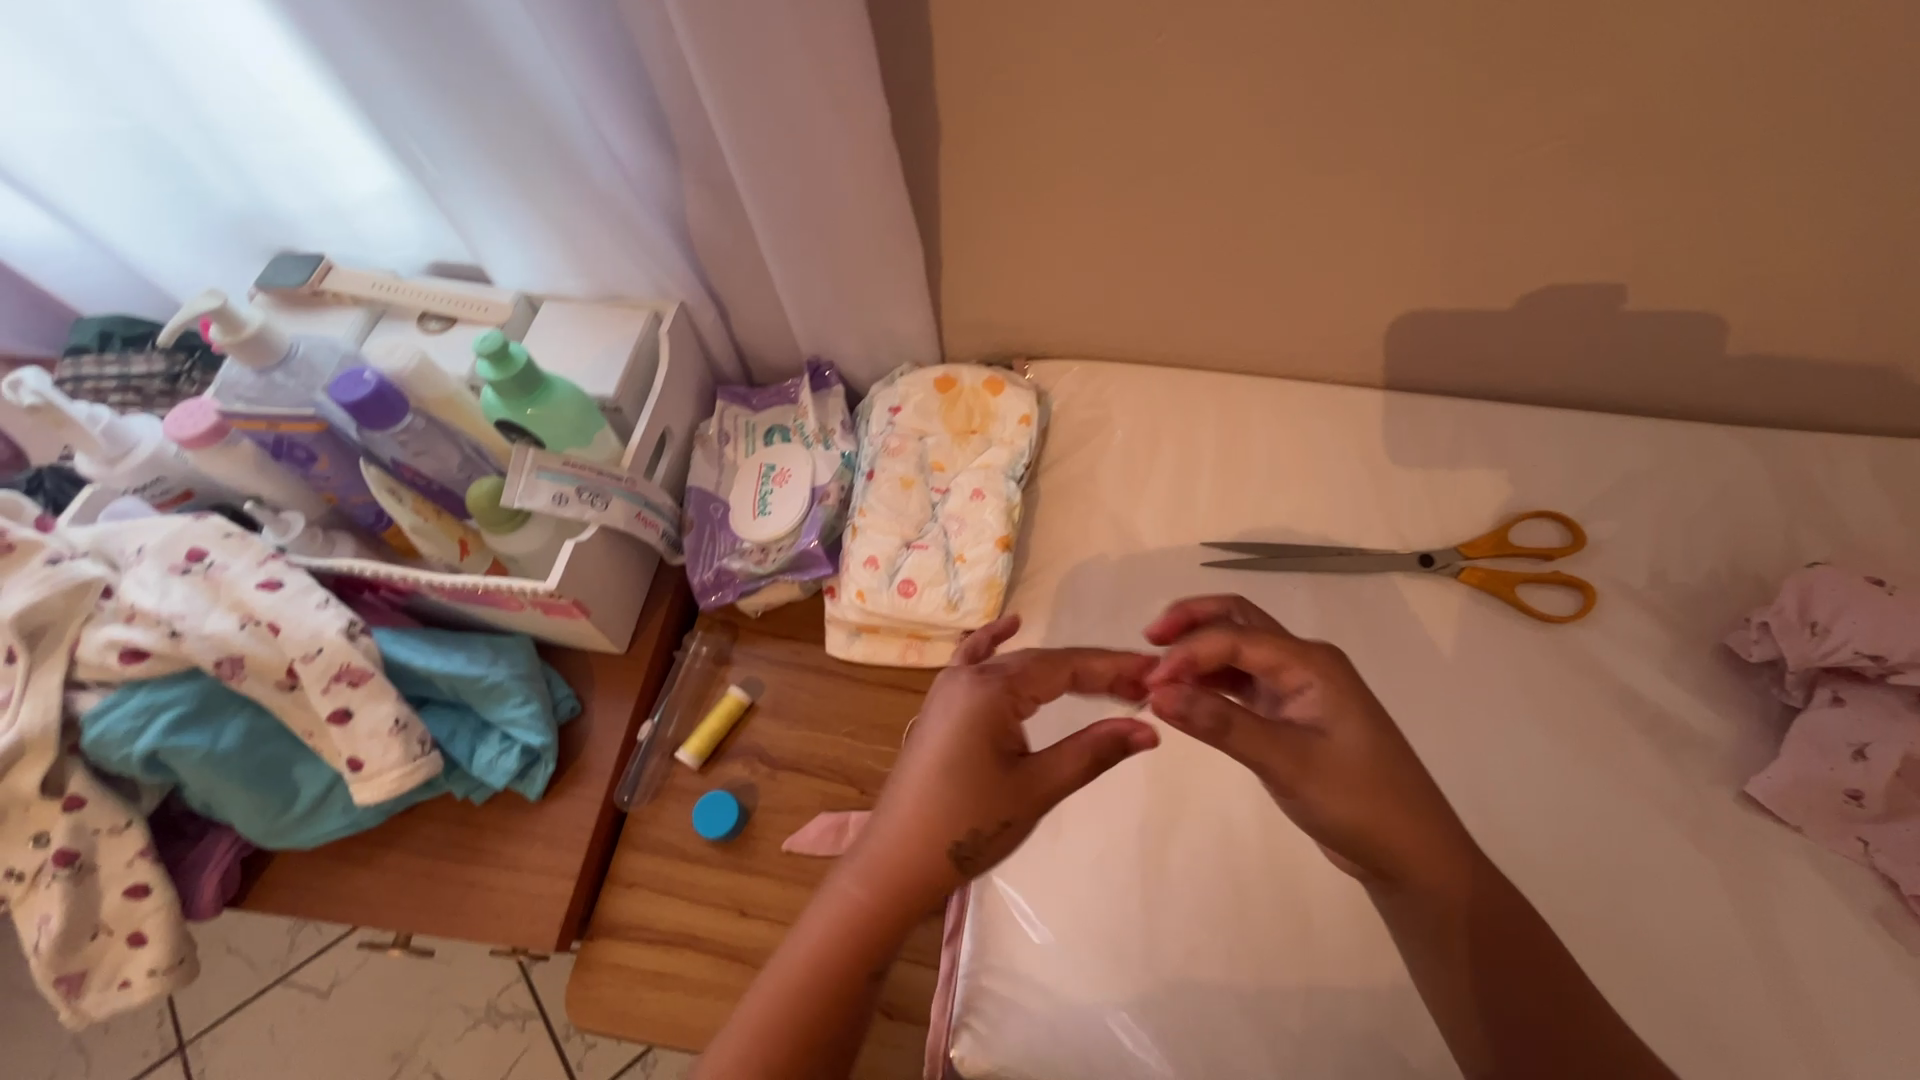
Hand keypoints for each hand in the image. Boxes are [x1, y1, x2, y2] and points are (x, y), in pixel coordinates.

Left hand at [847, 615, 1159, 912]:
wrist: (897, 860)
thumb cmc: (968, 826)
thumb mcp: (1037, 788)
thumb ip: (1092, 751)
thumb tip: (1149, 730)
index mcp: (992, 689)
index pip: (1066, 667)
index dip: (1112, 668)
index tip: (1155, 673)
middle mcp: (968, 677)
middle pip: (1042, 662)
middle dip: (1092, 672)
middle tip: (1140, 687)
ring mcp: (948, 689)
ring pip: (1013, 663)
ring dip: (1057, 667)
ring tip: (1101, 675)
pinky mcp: (941, 707)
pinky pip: (972, 662)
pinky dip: (994, 643)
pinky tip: (1009, 627)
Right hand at [1143, 595, 1481, 895]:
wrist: (1411, 854)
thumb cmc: (1359, 803)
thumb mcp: (1287, 762)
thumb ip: (1221, 723)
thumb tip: (1157, 693)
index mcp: (1311, 663)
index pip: (1235, 636)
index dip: (1187, 652)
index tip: (1149, 685)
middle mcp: (1304, 663)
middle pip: (1238, 621)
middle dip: (1190, 625)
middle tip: (1146, 645)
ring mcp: (1298, 688)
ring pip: (1237, 652)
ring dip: (1197, 655)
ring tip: (1155, 676)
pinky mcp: (1290, 715)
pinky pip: (1242, 684)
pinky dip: (1210, 684)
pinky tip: (1183, 698)